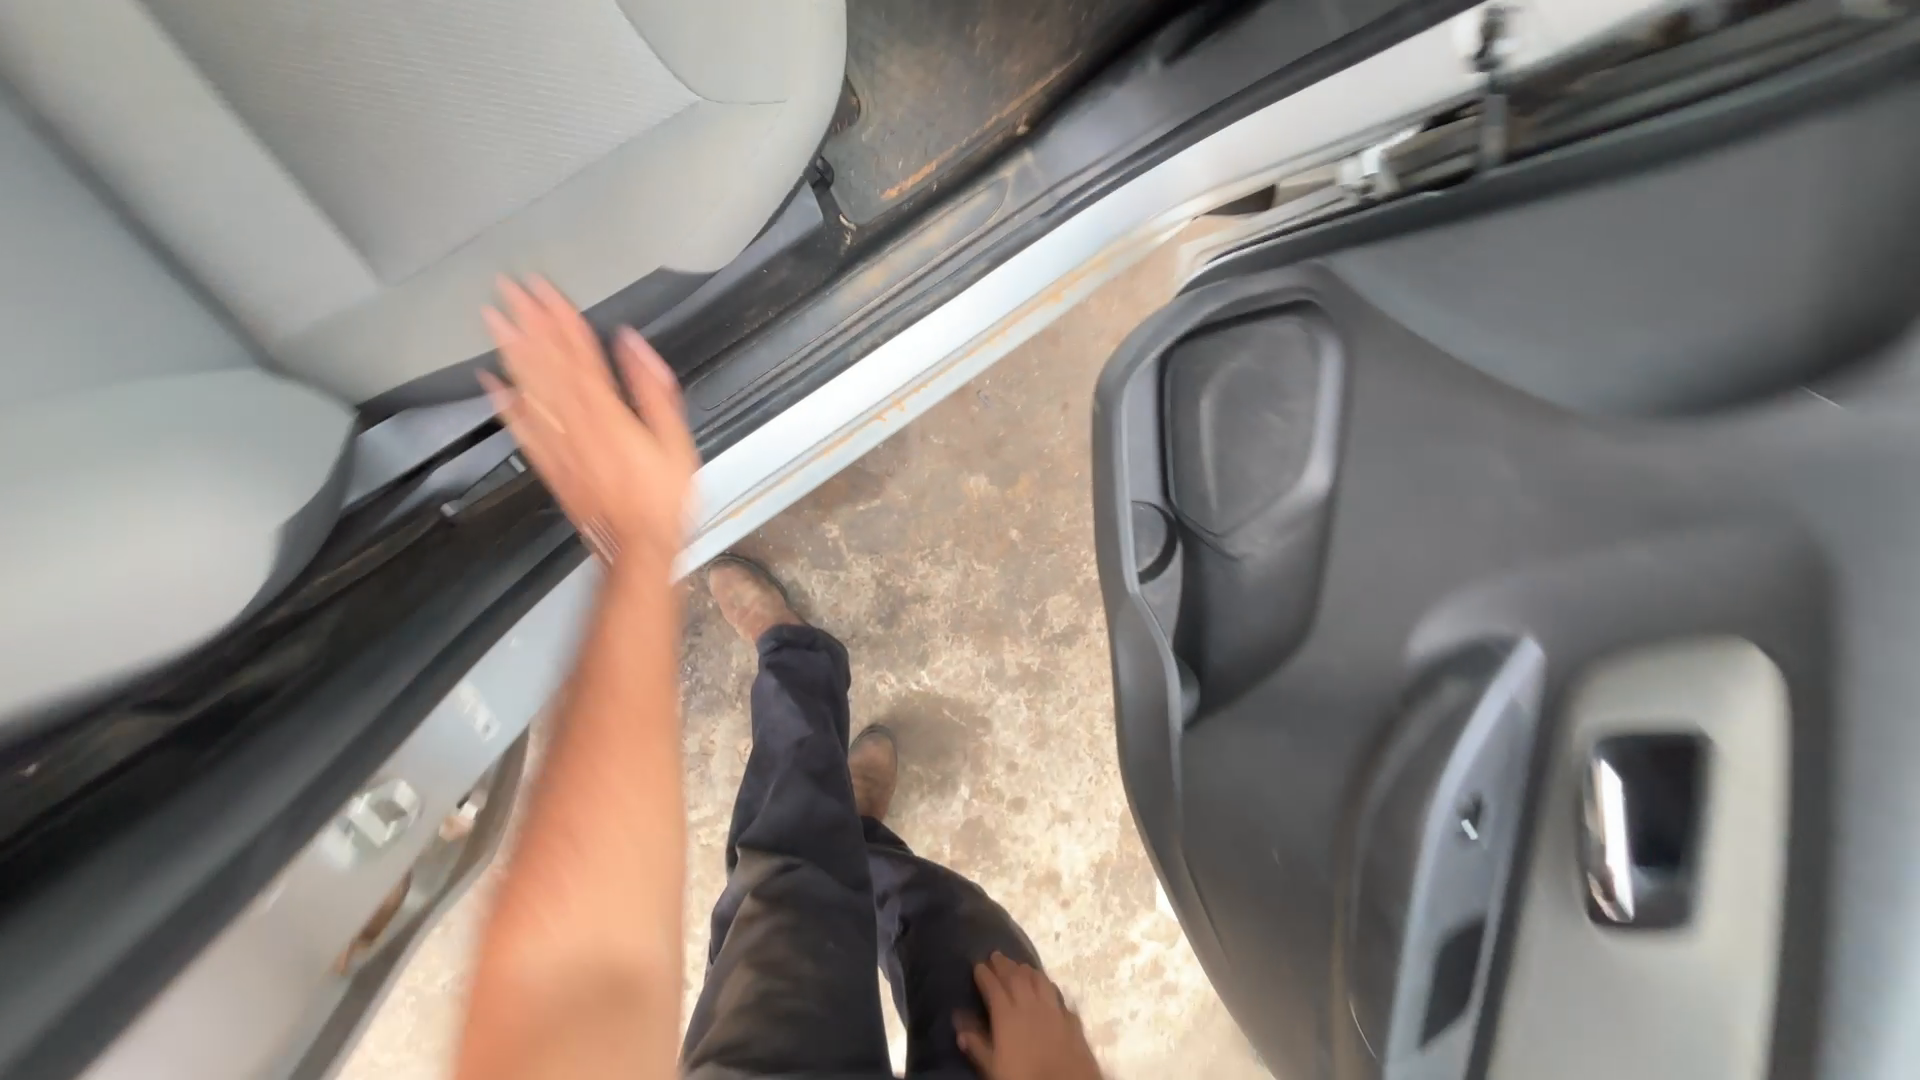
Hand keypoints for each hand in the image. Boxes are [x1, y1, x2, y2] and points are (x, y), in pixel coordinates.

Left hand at [480, 277, 698, 568]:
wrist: (636, 545)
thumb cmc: (661, 498)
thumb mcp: (675, 441)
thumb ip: (654, 391)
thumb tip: (635, 348)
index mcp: (607, 413)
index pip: (579, 354)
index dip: (561, 318)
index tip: (545, 289)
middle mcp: (575, 423)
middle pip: (547, 364)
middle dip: (528, 323)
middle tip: (508, 289)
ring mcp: (558, 443)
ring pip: (529, 388)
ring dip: (510, 351)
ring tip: (493, 319)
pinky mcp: (550, 464)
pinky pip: (520, 427)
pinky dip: (503, 402)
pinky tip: (489, 382)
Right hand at [957, 952, 1103, 1079]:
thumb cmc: (1024, 1078)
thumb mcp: (993, 1067)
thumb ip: (976, 1044)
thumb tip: (958, 1024)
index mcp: (1006, 1014)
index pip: (993, 986)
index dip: (984, 974)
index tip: (978, 964)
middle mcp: (1029, 1004)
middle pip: (1015, 976)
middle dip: (1004, 964)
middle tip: (996, 955)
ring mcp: (1052, 1008)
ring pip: (1038, 979)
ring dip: (1027, 970)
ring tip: (1020, 965)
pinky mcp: (1070, 1018)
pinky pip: (1057, 994)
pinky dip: (1049, 987)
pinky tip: (1048, 988)